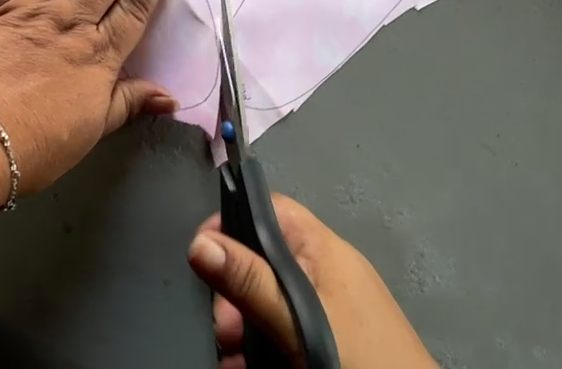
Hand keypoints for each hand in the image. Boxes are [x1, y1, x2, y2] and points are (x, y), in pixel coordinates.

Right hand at [188, 193, 437, 368]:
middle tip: (225, 329)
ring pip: (266, 301)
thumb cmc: (363, 359)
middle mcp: (323, 272)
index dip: (229, 222)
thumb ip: (250, 282)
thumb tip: (198, 242)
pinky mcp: (328, 341)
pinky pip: (283, 330)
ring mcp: (327, 309)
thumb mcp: (300, 321)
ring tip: (232, 357)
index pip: (267, 209)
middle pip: (260, 259)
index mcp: (321, 248)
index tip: (201, 255)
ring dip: (241, 326)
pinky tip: (244, 367)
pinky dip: (260, 346)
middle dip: (232, 290)